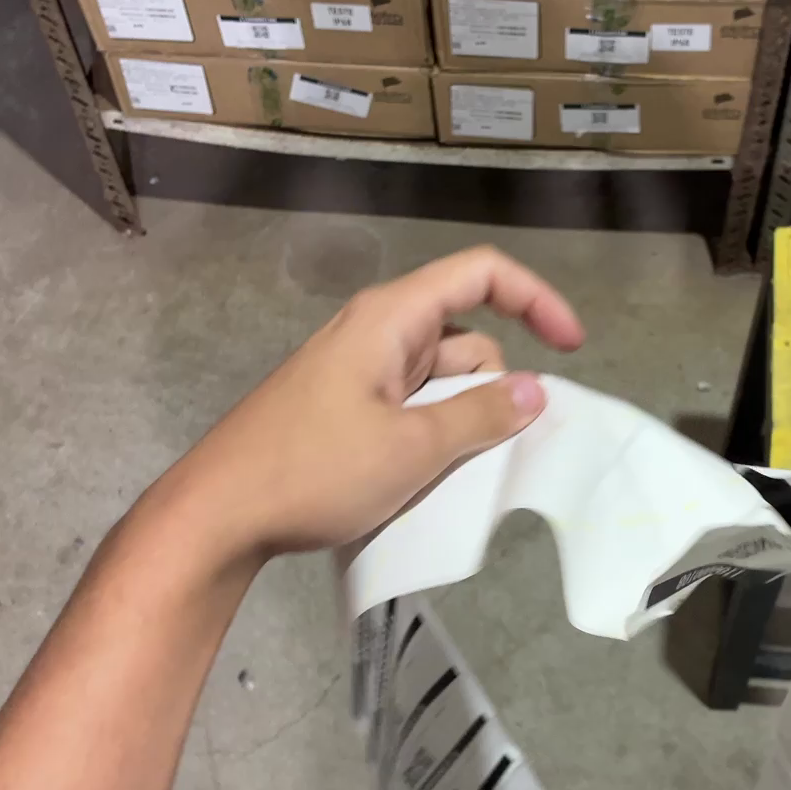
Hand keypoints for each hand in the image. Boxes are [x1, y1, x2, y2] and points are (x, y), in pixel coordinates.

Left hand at [132, 247, 584, 565]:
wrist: (218, 515)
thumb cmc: (313, 470)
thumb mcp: (411, 446)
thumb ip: (479, 414)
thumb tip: (535, 391)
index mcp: (392, 318)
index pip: (482, 274)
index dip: (536, 298)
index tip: (572, 347)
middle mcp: (379, 333)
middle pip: (467, 334)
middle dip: (496, 381)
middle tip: (500, 443)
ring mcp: (362, 372)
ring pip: (442, 377)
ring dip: (467, 414)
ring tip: (460, 468)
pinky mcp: (350, 406)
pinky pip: (415, 404)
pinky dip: (438, 429)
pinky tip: (432, 473)